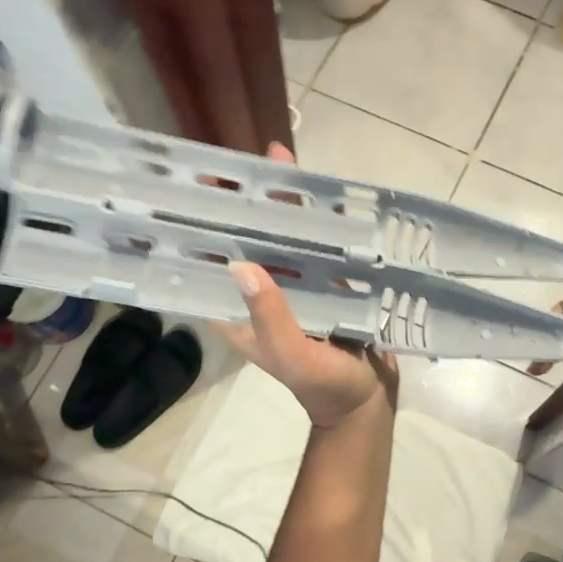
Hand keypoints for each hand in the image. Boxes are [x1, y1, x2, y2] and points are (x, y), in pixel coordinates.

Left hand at [220, 143, 398, 428]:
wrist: (370, 403)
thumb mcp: (292, 353)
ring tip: (281, 158)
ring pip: (286, 239)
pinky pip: (321, 248)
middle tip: (239, 162)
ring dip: (285, 206)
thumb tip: (241, 264)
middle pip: (248, 243)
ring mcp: (296, 289)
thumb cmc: (324, 386)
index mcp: (240, 313)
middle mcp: (262, 297)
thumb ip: (271, 314)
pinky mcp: (328, 286)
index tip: (192, 193)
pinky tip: (328, 193)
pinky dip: (324, 223)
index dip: (198, 232)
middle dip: (244, 206)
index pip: (210, 266)